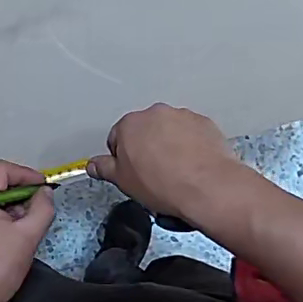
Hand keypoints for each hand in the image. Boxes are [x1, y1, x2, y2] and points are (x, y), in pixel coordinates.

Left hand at [0, 160, 54, 301]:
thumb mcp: (28, 235)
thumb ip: (42, 208)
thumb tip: (45, 192)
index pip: (0, 169)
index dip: (25, 174)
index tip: (43, 187)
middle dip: (21, 192)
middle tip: (39, 207)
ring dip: (13, 207)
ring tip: (29, 226)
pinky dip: (3, 219)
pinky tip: (15, 237)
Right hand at [88, 104, 253, 223]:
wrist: (207, 187)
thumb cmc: (166, 184)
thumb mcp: (123, 181)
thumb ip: (105, 168)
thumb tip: (95, 165)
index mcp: (129, 125)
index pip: (117, 138)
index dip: (123, 159)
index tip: (131, 171)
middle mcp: (154, 114)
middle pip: (143, 131)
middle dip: (146, 148)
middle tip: (153, 174)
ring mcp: (181, 116)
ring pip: (168, 130)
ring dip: (169, 145)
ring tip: (175, 172)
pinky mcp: (203, 123)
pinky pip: (191, 133)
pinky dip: (190, 146)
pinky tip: (192, 166)